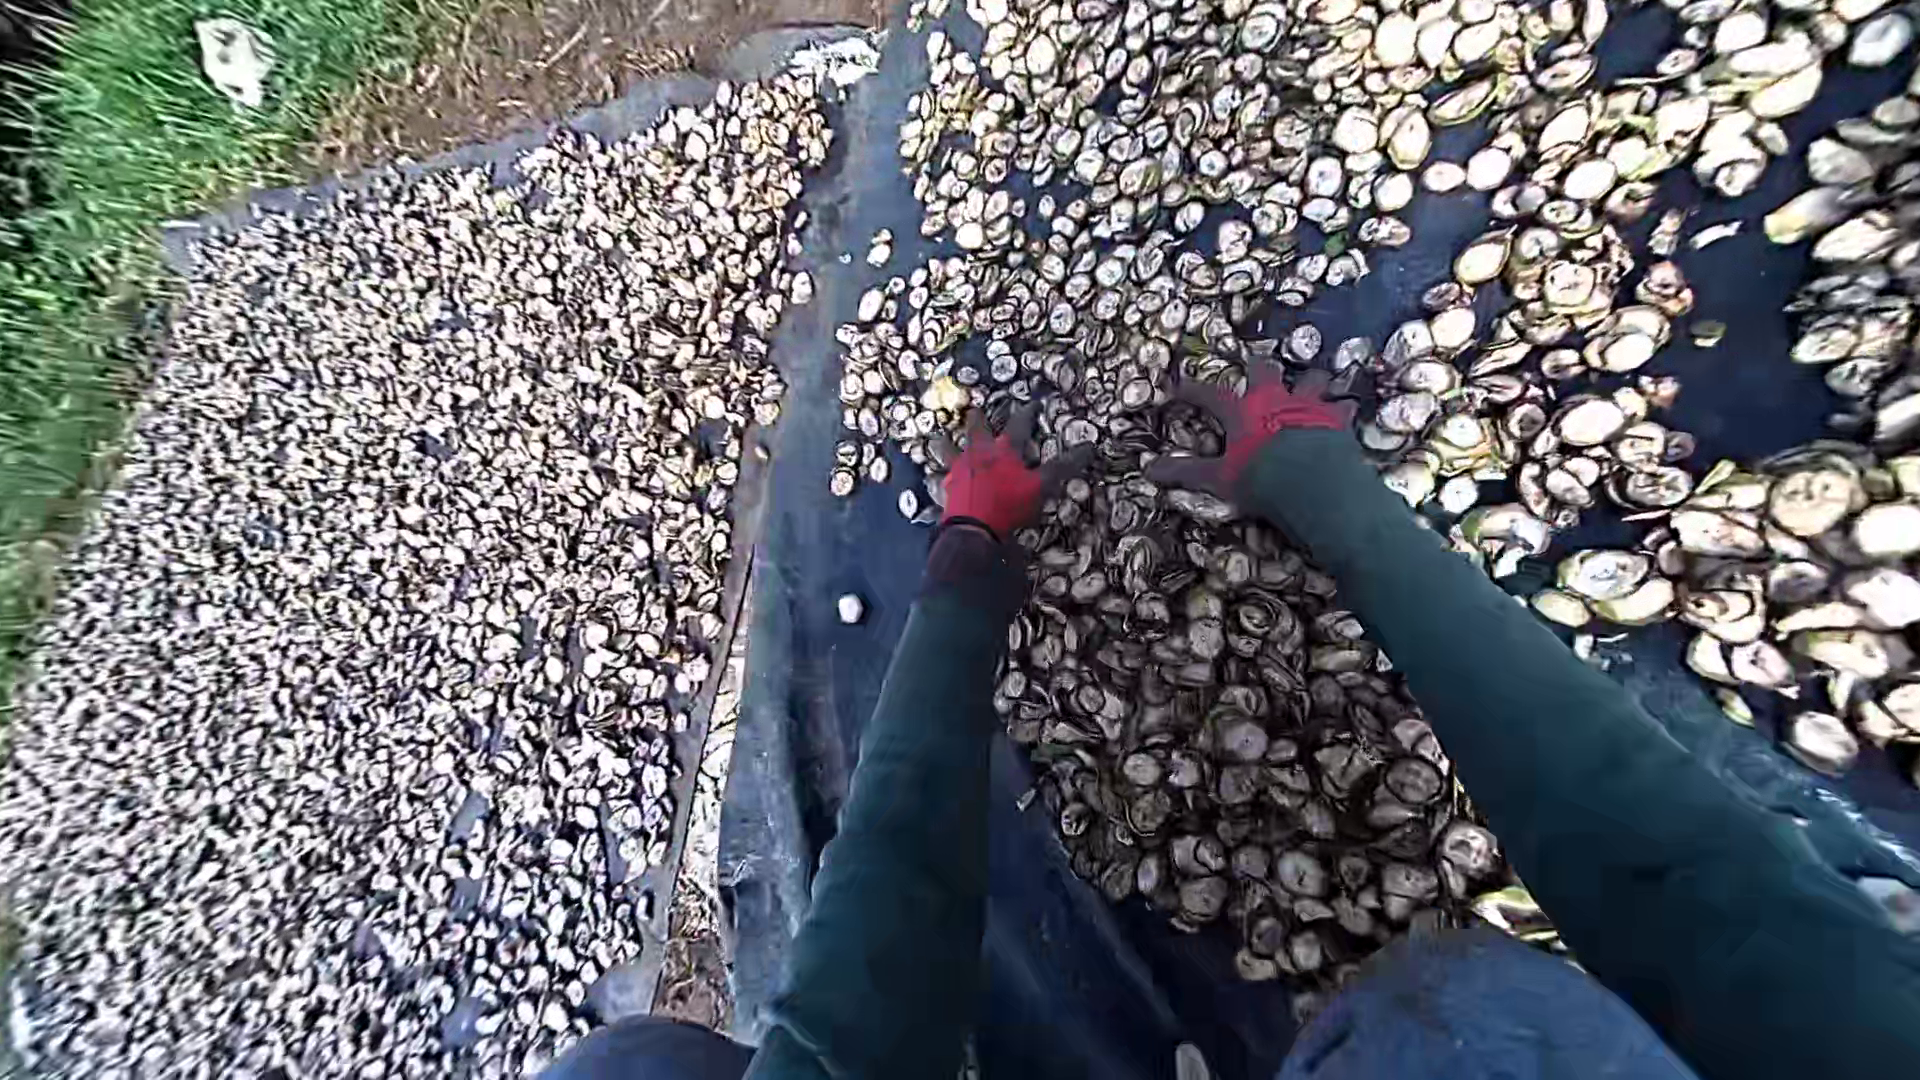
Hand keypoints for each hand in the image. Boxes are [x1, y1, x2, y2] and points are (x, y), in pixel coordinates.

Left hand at [940, 403, 1093, 537]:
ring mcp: (960, 470)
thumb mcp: (1040, 486)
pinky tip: (938, 477)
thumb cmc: (1008, 504)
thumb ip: (1063, 466)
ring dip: (947, 443)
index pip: (1020, 424)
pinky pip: (941, 478)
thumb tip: (1090, 446)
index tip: (1035, 403)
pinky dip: (941, 476)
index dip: (1029, 413)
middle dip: (978, 420)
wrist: (972, 529)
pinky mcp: (947, 489)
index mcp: (1004, 449)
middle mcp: (979, 454)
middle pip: (977, 430)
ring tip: (939, 437)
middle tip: (975, 411)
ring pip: (950, 450)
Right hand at [1145, 364, 1354, 497]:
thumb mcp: (1218, 477)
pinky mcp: (1338, 420)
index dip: (1193, 390)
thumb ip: (1186, 471)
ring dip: (1311, 381)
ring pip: (1312, 379)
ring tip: (1312, 381)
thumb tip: (1149, 469)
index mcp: (1243, 413)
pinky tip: (1346, 410)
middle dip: (1259, 367)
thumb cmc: (1261, 478)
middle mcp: (1275, 400)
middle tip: (1256, 364)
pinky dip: (1343, 408)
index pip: (1211, 395)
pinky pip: (1344, 407)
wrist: (1315, 484)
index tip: (1178, 385)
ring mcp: (1309, 406)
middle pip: (1265, 372)